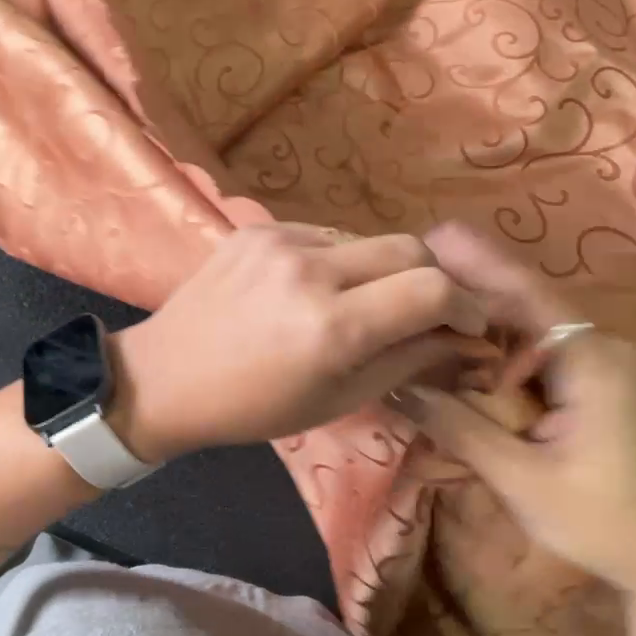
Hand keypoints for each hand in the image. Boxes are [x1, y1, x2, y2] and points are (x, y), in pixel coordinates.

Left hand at [106, 223, 492, 463]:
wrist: (167, 375)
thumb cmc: (254, 406)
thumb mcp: (339, 399)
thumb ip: (409, 360)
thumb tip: (465, 339)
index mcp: (333, 325)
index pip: (433, 289)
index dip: (466, 306)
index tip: (468, 325)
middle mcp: (309, 270)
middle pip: (410, 247)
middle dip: (433, 278)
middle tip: (428, 311)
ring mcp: (278, 242)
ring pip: (365, 239)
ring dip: (381, 269)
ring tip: (361, 305)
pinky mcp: (256, 229)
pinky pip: (322, 234)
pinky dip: (337, 260)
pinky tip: (315, 289)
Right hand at [401, 223, 635, 600]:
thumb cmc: (608, 524)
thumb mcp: (522, 479)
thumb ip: (457, 424)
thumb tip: (390, 384)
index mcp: (593, 361)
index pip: (526, 294)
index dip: (478, 260)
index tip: (432, 233)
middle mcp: (603, 349)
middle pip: (524, 303)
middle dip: (468, 282)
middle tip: (410, 264)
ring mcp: (605, 366)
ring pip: (530, 326)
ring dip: (479, 313)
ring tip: (422, 293)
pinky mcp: (600, 386)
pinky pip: (539, 350)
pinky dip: (496, 342)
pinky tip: (459, 339)